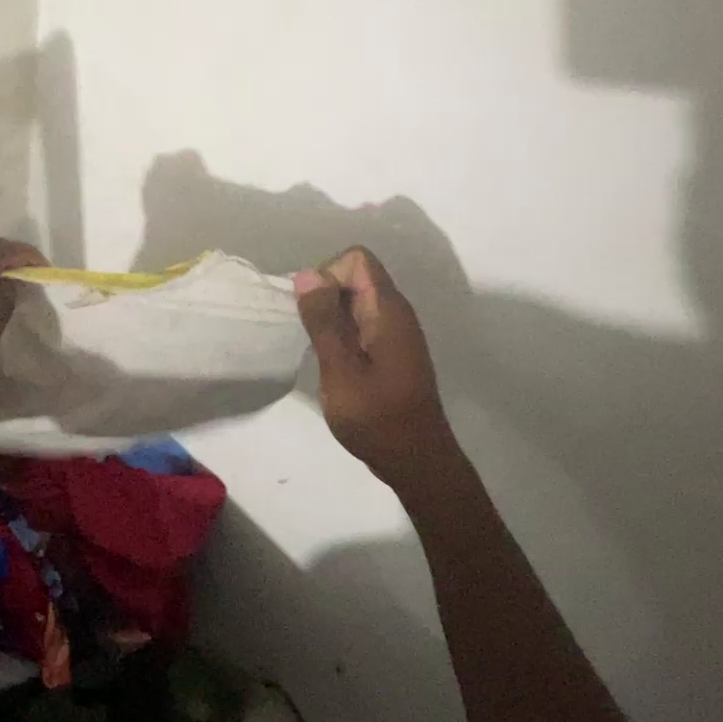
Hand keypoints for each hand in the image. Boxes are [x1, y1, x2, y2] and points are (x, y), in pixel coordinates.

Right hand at [293, 246, 464, 489]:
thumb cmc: (377, 418)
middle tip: (310, 336)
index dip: (327, 275)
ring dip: (329, 316)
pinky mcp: (389, 352)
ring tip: (317, 350)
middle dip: (324, 295)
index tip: (313, 313)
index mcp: (388, 312)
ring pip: (355, 301)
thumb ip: (323, 322)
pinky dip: (339, 333)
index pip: (356, 259)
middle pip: (355, 276)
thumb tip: (306, 275)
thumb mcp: (340, 370)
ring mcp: (395, 334)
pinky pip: (360, 323)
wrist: (416, 462)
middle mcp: (396, 314)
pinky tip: (330, 362)